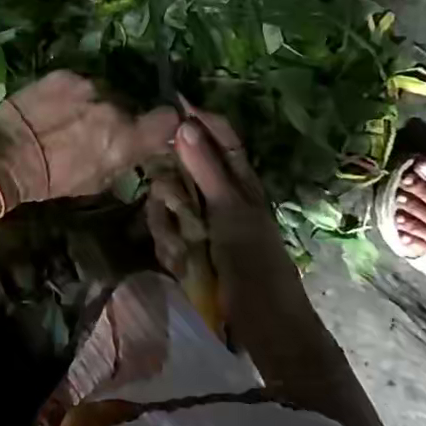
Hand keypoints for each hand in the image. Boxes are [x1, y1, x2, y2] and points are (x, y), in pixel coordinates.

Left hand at [0, 71, 178, 203]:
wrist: (5, 156)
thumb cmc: (53, 179)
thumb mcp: (100, 181)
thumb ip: (128, 158)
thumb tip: (143, 147)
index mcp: (127, 138)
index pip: (169, 118)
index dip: (166, 122)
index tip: (156, 127)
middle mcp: (115, 106)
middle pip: (135, 103)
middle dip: (125, 114)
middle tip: (103, 128)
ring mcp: (90, 85)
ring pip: (108, 90)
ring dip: (99, 102)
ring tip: (76, 116)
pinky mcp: (66, 74)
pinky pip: (82, 81)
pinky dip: (75, 92)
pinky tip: (58, 106)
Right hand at [169, 108, 290, 265]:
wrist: (260, 321)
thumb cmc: (253, 258)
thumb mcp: (229, 209)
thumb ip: (206, 168)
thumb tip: (184, 123)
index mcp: (239, 180)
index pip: (218, 137)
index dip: (199, 119)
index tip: (169, 104)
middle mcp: (219, 196)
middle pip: (183, 171)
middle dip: (170, 188)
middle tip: (165, 206)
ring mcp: (202, 225)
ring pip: (170, 204)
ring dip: (169, 225)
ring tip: (178, 248)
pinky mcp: (188, 251)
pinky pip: (166, 235)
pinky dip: (169, 248)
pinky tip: (177, 262)